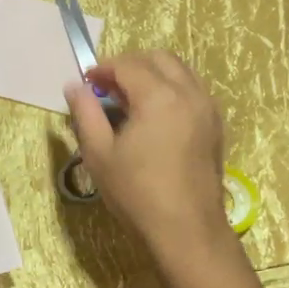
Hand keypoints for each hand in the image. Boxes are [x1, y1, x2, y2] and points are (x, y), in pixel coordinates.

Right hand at [65, 51, 228, 258]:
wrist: (185, 228)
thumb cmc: (136, 192)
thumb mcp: (99, 153)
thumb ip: (85, 113)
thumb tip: (74, 87)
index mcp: (159, 96)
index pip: (128, 65)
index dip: (102, 68)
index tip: (84, 83)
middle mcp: (189, 93)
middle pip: (159, 59)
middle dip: (129, 65)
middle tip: (105, 88)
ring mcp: (207, 108)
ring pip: (180, 71)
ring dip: (152, 75)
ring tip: (128, 102)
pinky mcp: (215, 125)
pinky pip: (192, 91)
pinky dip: (170, 90)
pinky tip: (152, 118)